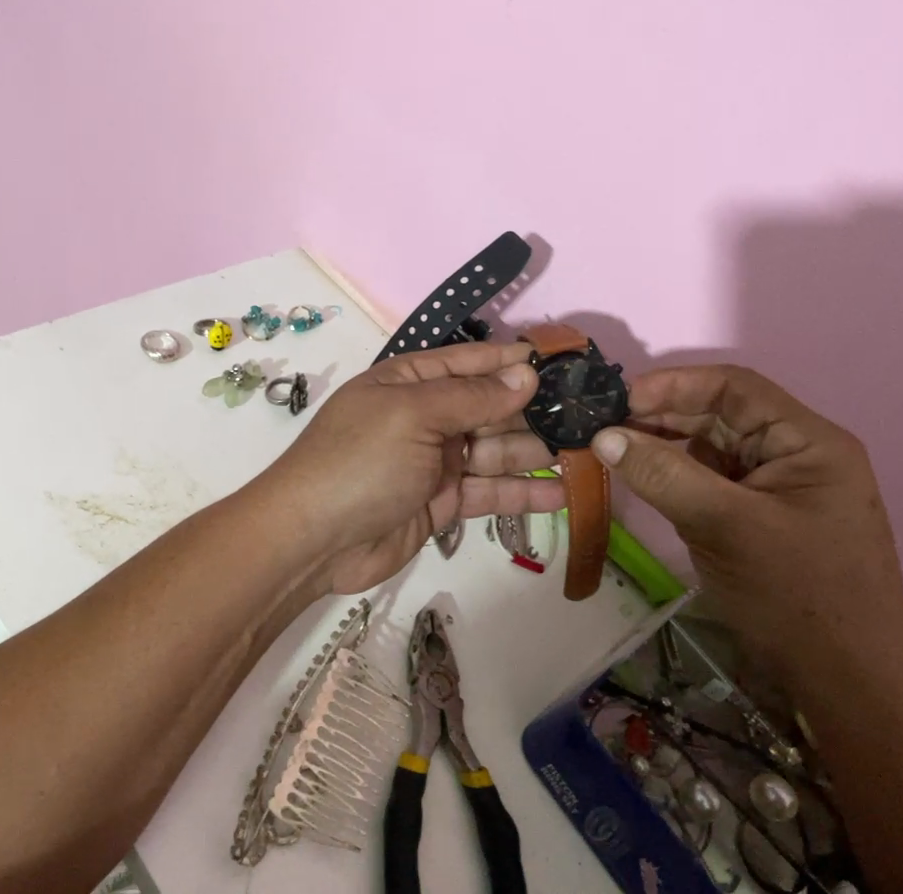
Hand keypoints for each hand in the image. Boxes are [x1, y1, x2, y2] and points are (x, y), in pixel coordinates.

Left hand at [254, 342, 567, 593]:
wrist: (313, 540)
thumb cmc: (359, 462)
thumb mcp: (413, 416)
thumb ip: (471, 397)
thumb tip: (525, 372)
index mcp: (408, 383)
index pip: (469, 362)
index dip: (513, 362)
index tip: (565, 362)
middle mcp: (423, 417)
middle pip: (487, 407)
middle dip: (533, 410)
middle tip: (589, 416)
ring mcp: (432, 462)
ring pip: (494, 450)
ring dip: (535, 451)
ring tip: (588, 452)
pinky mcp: (440, 503)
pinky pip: (487, 491)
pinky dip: (521, 492)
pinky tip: (562, 494)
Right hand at [592, 365, 902, 679]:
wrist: (847, 680)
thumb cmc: (798, 594)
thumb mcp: (726, 526)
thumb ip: (663, 475)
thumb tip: (602, 435)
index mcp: (807, 442)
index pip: (734, 388)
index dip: (674, 385)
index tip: (618, 401)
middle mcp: (793, 454)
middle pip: (719, 415)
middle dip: (661, 416)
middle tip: (601, 427)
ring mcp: (775, 488)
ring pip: (709, 448)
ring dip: (662, 446)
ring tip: (610, 450)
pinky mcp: (757, 517)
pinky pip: (708, 481)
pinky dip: (672, 477)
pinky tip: (640, 480)